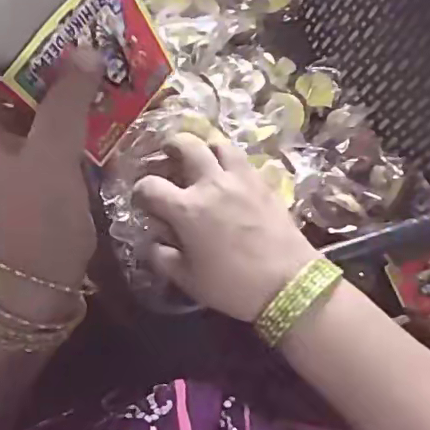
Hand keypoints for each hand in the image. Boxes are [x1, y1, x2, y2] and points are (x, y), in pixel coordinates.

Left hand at [0, 52, 101, 290]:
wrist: (49, 272)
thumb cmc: (37, 214)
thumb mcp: (50, 155)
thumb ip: (66, 104)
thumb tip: (87, 52)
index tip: (11, 38)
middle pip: (6, 86)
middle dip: (36, 62)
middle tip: (71, 37)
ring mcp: (27, 151)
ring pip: (39, 105)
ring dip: (64, 86)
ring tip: (96, 61)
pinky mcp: (53, 167)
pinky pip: (63, 128)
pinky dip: (81, 112)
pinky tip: (107, 101)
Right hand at [131, 135, 322, 321]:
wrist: (289, 284)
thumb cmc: (232, 286)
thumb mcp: (188, 280)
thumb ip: (163, 258)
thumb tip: (154, 242)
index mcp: (187, 209)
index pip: (150, 186)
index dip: (140, 191)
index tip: (142, 201)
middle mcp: (212, 184)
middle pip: (186, 145)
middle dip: (170, 146)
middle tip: (167, 154)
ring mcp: (242, 179)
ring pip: (219, 144)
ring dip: (205, 146)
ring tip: (201, 158)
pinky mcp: (265, 183)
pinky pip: (244, 160)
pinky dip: (230, 161)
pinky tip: (230, 176)